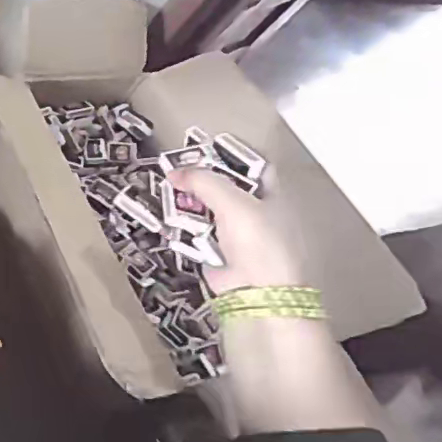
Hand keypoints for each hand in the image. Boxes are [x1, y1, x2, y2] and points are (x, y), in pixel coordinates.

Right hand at [168, 168, 308, 293]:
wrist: (256, 291)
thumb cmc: (258, 241)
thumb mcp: (233, 202)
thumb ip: (204, 182)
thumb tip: (174, 171)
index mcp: (273, 195)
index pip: (251, 166)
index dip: (227, 156)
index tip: (200, 151)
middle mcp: (257, 212)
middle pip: (225, 188)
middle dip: (200, 182)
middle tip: (176, 173)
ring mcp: (237, 234)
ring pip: (208, 211)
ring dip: (189, 205)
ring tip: (168, 194)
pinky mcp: (218, 252)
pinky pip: (197, 233)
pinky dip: (184, 228)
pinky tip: (169, 221)